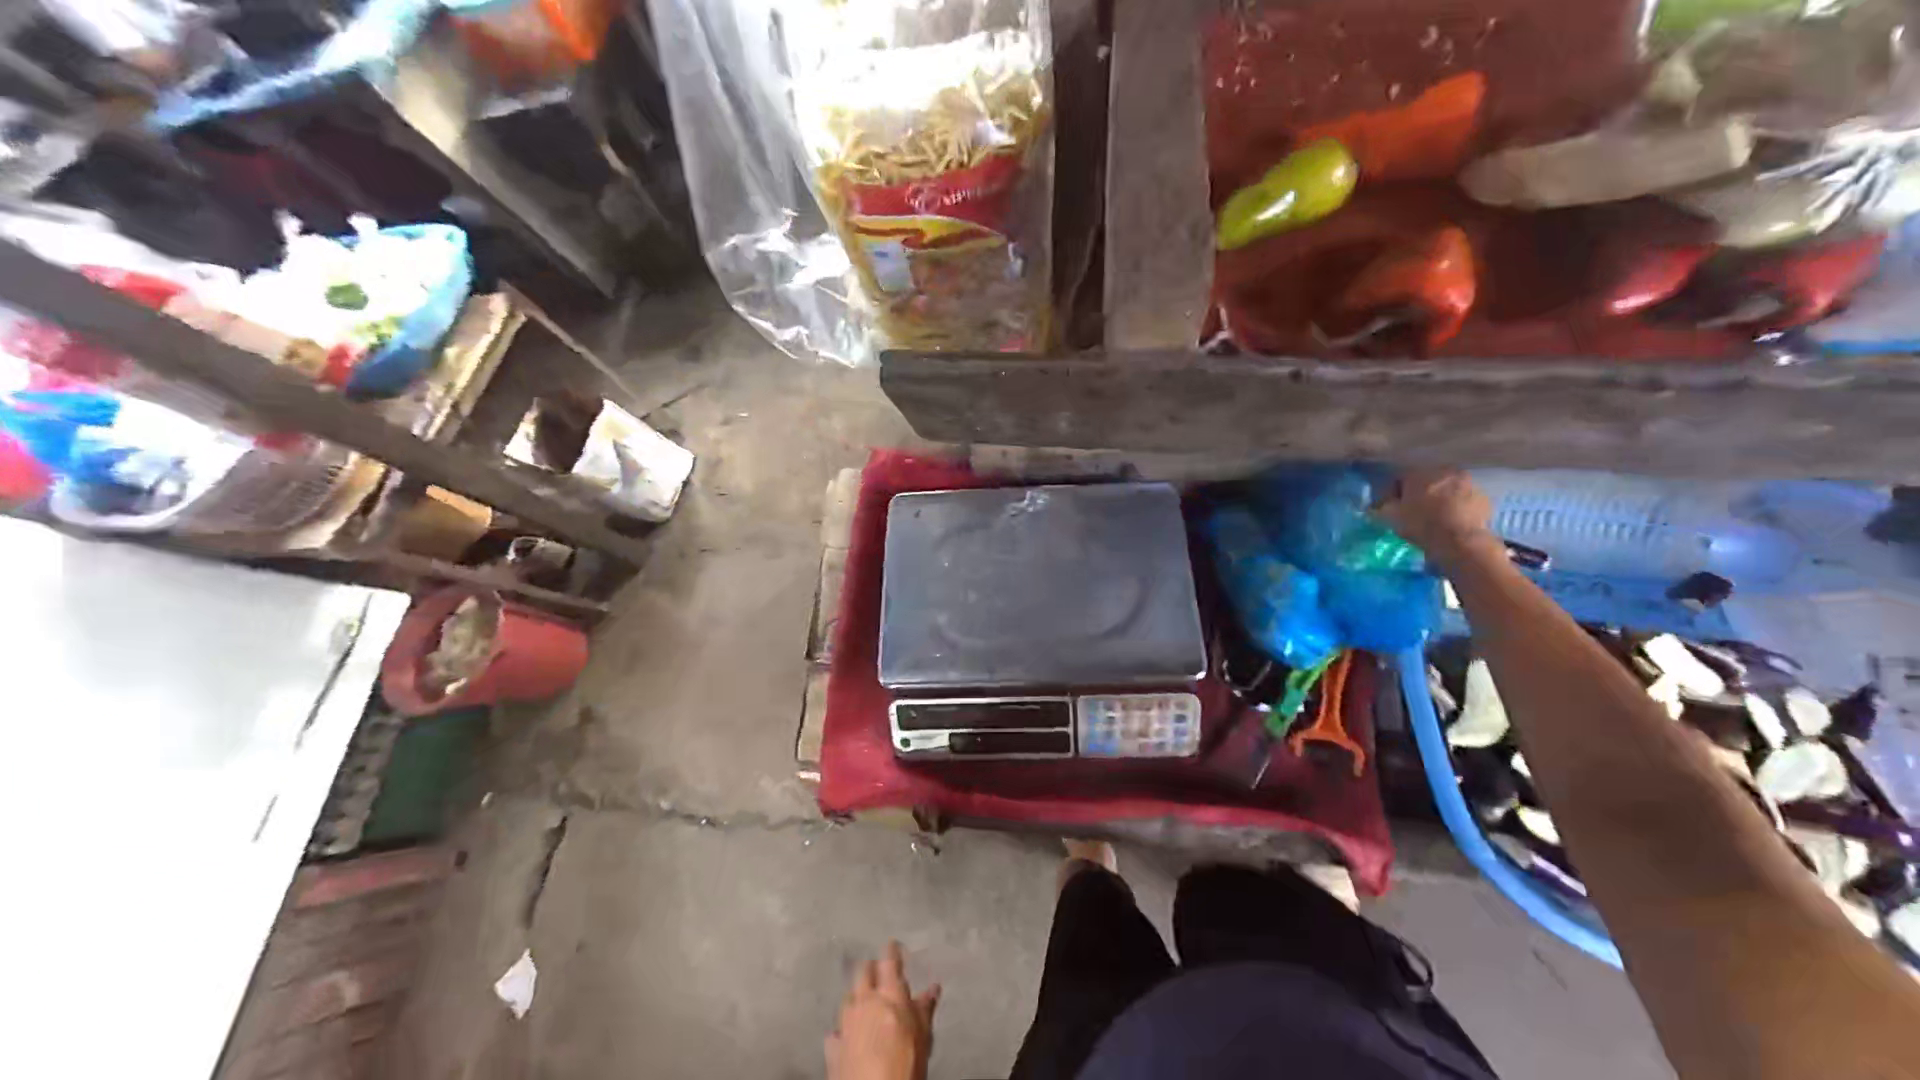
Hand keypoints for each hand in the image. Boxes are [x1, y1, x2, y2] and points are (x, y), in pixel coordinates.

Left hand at [826, 942, 939, 1079]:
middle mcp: (864, 1002)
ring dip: (855, 996)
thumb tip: (933, 987)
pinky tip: (846, 1035)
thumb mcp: (923, 1037)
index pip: (888, 962)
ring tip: (864, 1002)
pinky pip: (836, 1031)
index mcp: (888, 995)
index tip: (893, 944)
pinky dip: (842, 1030)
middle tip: (877, 970)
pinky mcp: (833, 1048)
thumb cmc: (906, 1063)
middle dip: (869, 968)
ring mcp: (845, 1023)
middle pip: (862, 973)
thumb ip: (924, 1009)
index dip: (891, 951)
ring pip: (847, 998)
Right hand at [1375, 467, 1500, 568]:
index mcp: (1419, 472)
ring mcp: (1468, 483)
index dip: (1393, 493)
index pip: (1400, 478)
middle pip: (1427, 480)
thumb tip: (1374, 506)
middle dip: (1420, 493)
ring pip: (1447, 488)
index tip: (1391, 507)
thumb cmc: (1421, 525)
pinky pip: (1464, 499)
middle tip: (1414, 511)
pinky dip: (1457, 506)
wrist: (1461, 542)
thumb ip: (1381, 507)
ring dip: (1440, 498)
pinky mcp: (1483, 497)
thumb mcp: (1391, 517)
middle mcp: (1445, 471)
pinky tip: (1452, 521)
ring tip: (1435, 517)